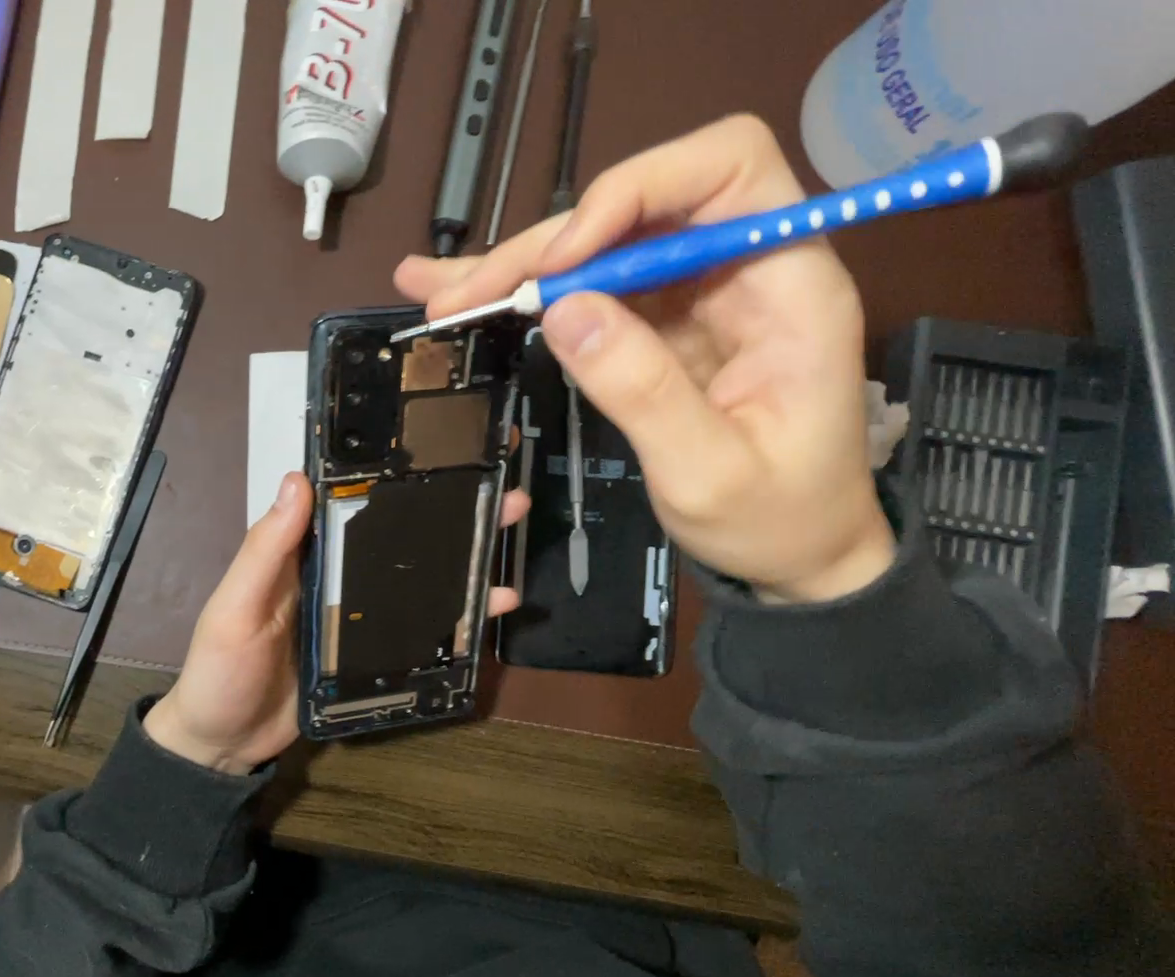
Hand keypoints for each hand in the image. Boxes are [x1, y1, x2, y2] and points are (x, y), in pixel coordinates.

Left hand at [146, 472, 529, 773]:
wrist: (227, 743)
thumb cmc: (221, 670)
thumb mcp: (236, 607)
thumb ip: (264, 551)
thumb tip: (297, 479)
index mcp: (298, 554)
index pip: (348, 502)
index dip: (390, 476)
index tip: (440, 452)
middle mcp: (333, 575)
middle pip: (396, 535)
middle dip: (447, 510)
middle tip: (501, 489)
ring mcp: (356, 615)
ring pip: (417, 577)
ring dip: (462, 554)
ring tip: (508, 530)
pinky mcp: (372, 653)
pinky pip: (420, 626)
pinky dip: (457, 614)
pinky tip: (495, 604)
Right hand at [395, 114, 894, 603]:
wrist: (792, 551)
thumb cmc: (772, 517)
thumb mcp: (708, 470)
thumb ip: (642, 389)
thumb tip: (562, 311)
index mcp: (787, 282)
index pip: (724, 172)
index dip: (635, 192)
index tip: (561, 262)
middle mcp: (737, 268)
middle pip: (634, 210)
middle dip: (541, 249)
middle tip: (460, 299)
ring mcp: (691, 294)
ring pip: (596, 247)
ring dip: (514, 268)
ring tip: (437, 294)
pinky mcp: (654, 323)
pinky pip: (583, 290)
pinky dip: (520, 294)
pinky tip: (459, 294)